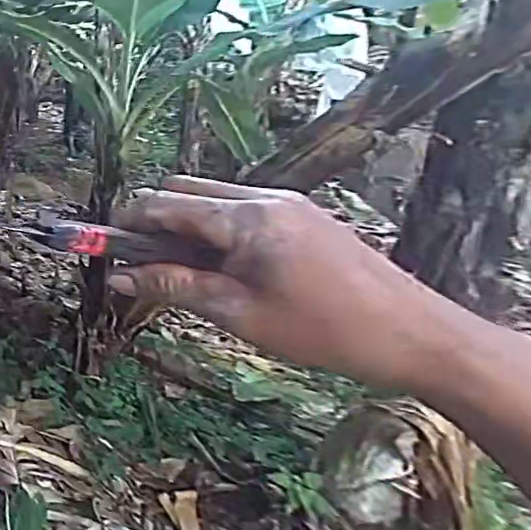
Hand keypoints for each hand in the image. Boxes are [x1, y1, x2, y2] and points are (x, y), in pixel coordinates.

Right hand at [109, 176, 464, 390]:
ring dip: (180, 223)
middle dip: (149, 218)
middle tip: (142, 261)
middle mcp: (265, 199)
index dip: (124, 224)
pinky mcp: (303, 217)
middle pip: (180, 189)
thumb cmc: (324, 329)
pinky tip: (218, 264)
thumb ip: (170, 286)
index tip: (105, 251)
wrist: (425, 339)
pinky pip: (236, 207)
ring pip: (207, 196)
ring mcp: (289, 205)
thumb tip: (115, 277)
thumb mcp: (235, 311)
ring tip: (181, 267)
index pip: (161, 204)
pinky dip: (210, 227)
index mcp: (247, 219)